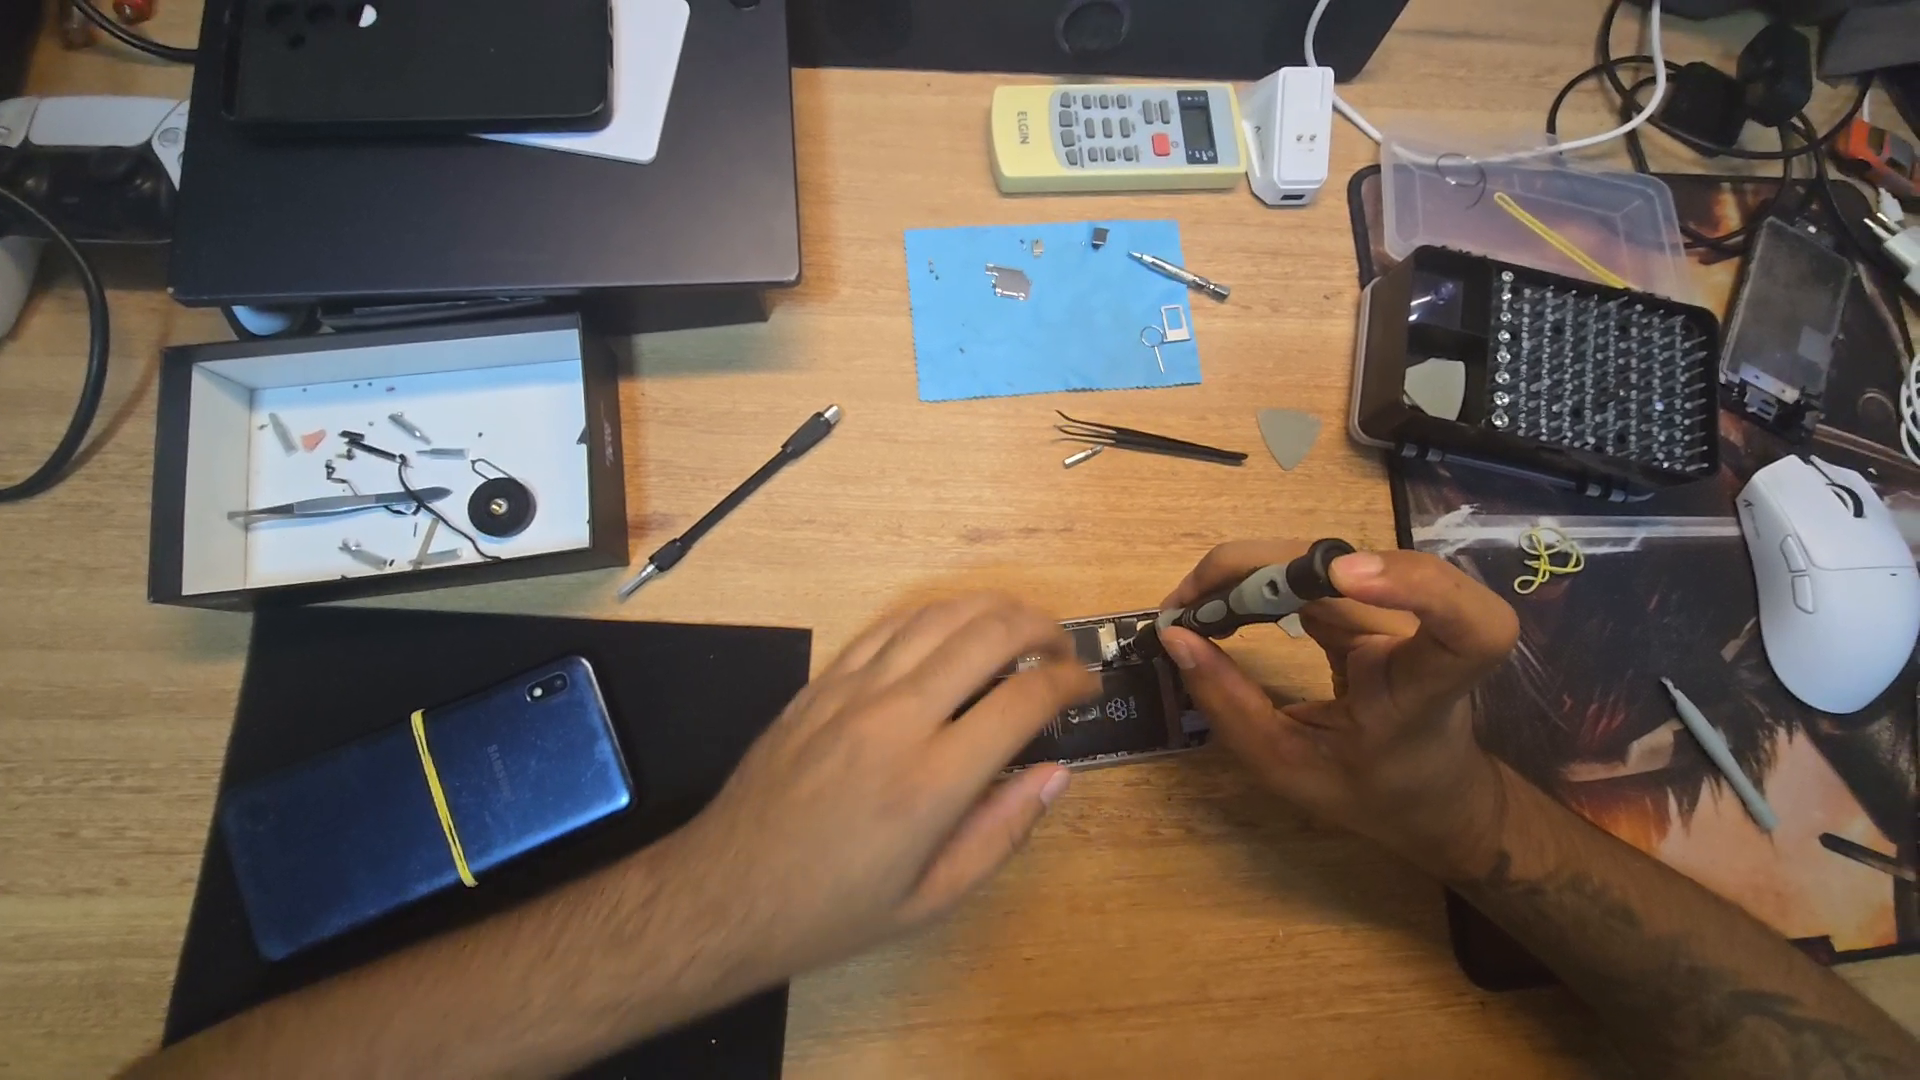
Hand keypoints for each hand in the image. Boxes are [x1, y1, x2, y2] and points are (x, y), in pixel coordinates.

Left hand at [660, 593, 1097, 983]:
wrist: (725, 891)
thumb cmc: (834, 908)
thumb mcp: (932, 899)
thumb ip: (1003, 829)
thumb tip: (1056, 772)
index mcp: (932, 779)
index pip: (1023, 698)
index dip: (1070, 682)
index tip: (1087, 686)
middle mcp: (897, 716)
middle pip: (989, 634)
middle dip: (1042, 628)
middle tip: (1061, 649)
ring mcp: (854, 689)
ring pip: (939, 615)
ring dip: (992, 609)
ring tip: (1020, 627)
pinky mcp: (824, 681)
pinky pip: (890, 625)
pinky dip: (935, 615)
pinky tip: (953, 628)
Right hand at [1158, 543, 1519, 877]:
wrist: (1431, 792)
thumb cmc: (1372, 792)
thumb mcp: (1287, 766)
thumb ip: (1229, 704)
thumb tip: (1175, 635)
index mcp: (1422, 691)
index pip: (1469, 627)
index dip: (1418, 585)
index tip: (1343, 576)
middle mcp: (1414, 637)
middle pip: (1347, 567)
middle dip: (1255, 570)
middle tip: (1186, 604)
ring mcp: (1391, 614)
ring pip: (1317, 559)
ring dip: (1243, 572)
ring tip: (1190, 605)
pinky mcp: (1366, 605)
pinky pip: (1305, 574)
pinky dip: (1252, 581)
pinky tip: (1216, 602)